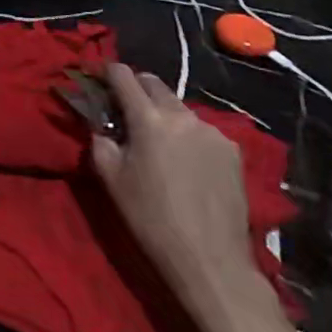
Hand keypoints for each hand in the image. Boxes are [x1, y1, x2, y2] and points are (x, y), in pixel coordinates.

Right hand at [90, 64, 254, 294]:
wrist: (210, 260)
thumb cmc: (152, 219)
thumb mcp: (111, 180)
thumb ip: (99, 140)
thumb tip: (100, 123)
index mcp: (148, 118)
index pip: (123, 75)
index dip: (107, 72)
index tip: (99, 79)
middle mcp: (181, 114)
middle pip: (153, 83)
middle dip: (137, 89)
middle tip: (127, 112)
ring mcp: (211, 129)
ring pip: (179, 107)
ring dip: (164, 115)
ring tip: (161, 144)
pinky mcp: (232, 148)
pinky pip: (202, 130)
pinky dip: (189, 136)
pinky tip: (189, 163)